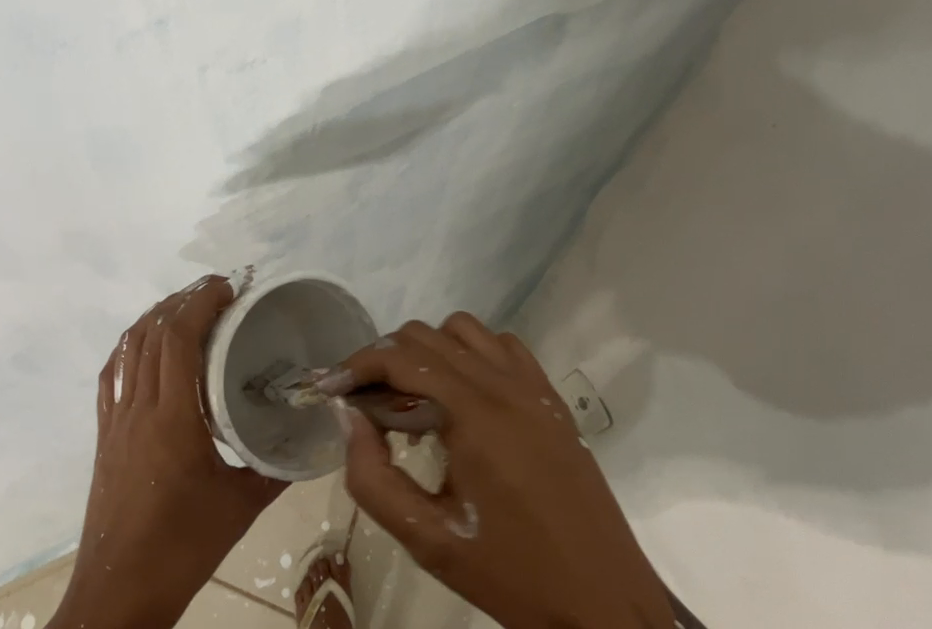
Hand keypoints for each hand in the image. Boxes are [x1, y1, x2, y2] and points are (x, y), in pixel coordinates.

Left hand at [53, 276, 288, 628]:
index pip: (179, 337)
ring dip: (155, 318)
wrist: (120, 589)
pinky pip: (112, 374)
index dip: (201, 302)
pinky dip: (130, 347)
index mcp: (172, 417)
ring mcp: (116, 419)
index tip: (229, 288)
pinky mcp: (105, 434)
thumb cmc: (183, 545)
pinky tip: (147, 347)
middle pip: (152, 332)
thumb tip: (307, 438)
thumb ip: (274, 468)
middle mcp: (138, 407)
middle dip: (183, 301)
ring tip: (186, 309)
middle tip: (217, 292)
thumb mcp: (241, 506)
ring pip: (127, 347)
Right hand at [318, 314, 673, 628]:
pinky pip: (504, 347)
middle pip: (427, 335)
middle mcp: (505, 386)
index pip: (401, 358)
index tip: (330, 389)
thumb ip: (372, 477)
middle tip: (366, 404)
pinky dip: (472, 355)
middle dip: (385, 360)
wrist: (601, 602)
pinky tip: (464, 398)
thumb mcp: (426, 539)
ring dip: (429, 351)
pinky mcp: (552, 400)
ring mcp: (534, 388)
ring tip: (415, 399)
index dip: (356, 366)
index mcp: (474, 415)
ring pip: (465, 330)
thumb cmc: (509, 573)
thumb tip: (348, 418)